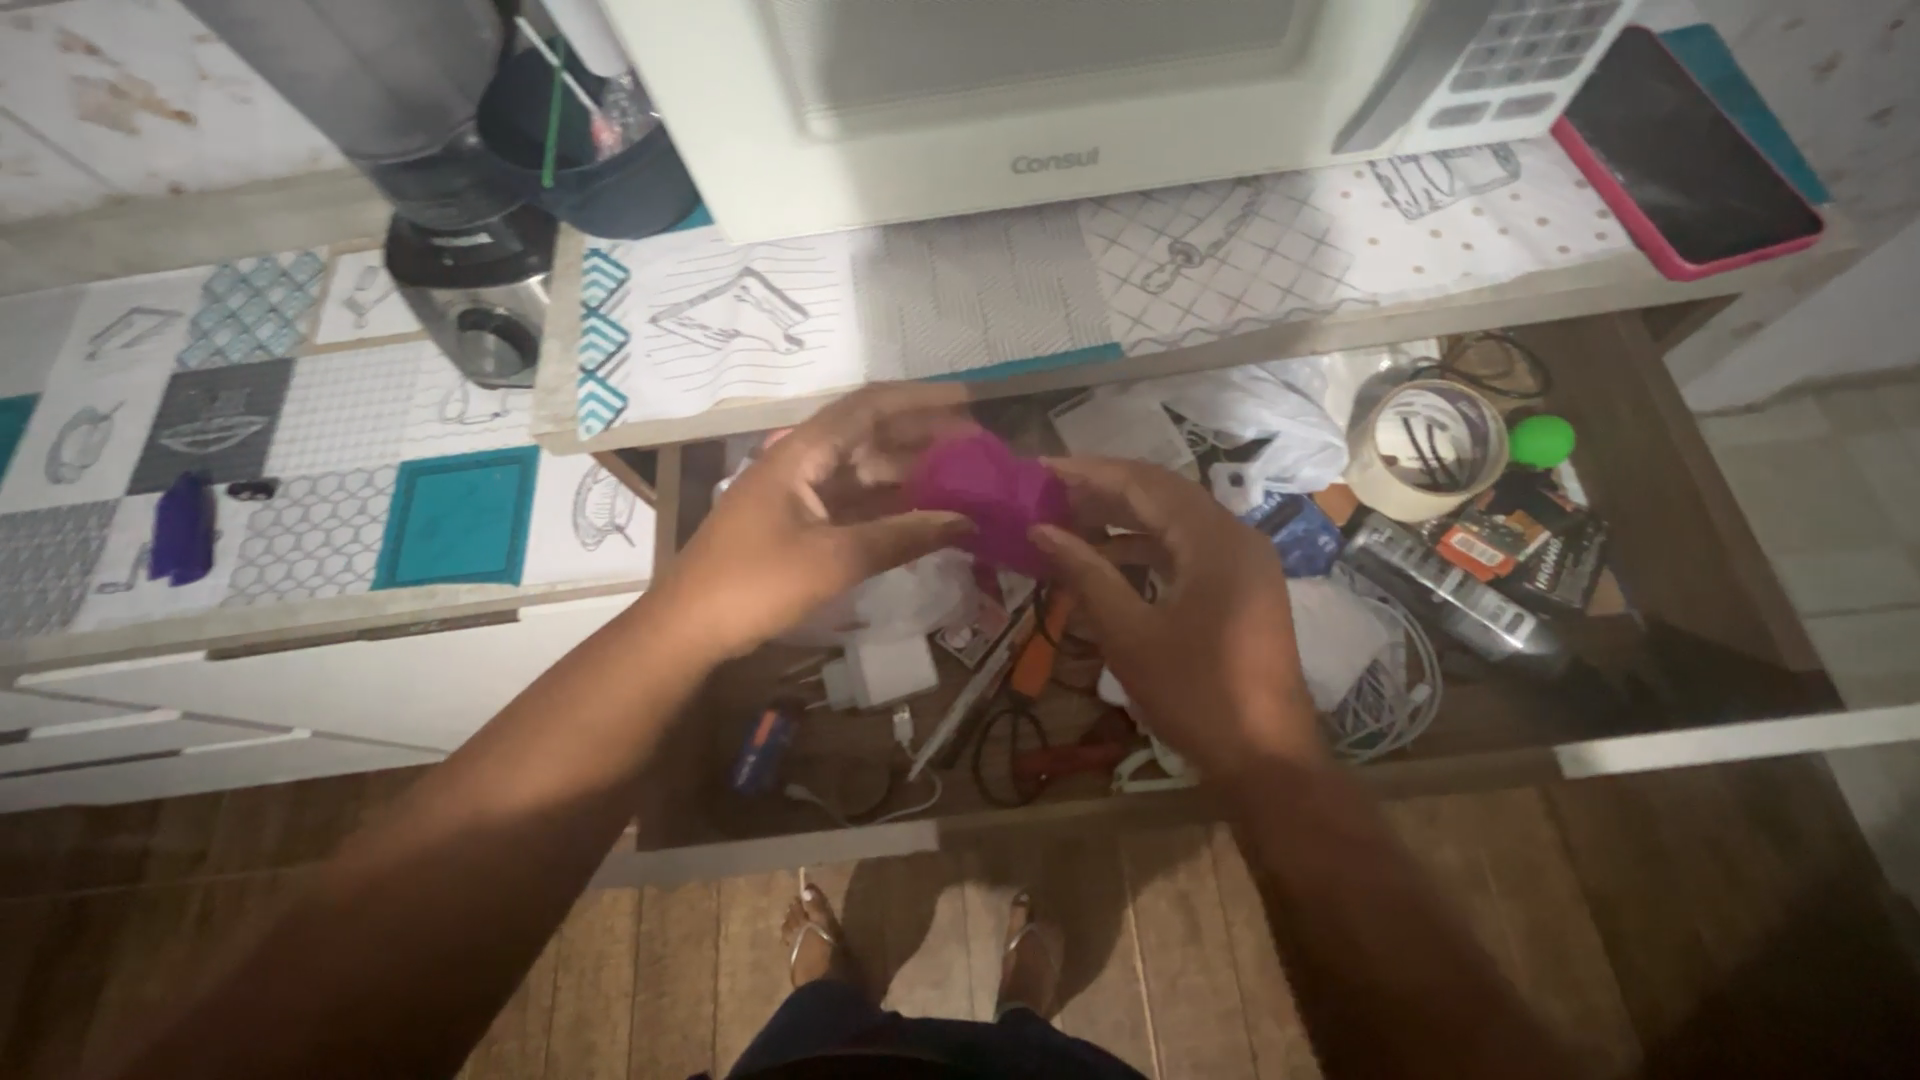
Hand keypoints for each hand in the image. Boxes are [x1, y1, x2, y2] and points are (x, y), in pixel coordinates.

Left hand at [653, 383, 976, 662]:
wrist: (688, 628)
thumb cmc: (755, 584)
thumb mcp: (834, 560)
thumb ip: (902, 537)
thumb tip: (966, 522)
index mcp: (802, 454)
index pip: (869, 407)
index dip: (921, 399)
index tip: (969, 400)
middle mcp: (802, 463)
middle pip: (871, 436)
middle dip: (924, 439)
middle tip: (978, 450)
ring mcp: (799, 495)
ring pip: (865, 472)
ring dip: (910, 475)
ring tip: (963, 482)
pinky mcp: (799, 525)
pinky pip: (854, 504)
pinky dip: (889, 508)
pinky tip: (925, 516)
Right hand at [1029, 457, 1325, 778]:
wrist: (1266, 759)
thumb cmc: (1195, 696)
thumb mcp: (1129, 634)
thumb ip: (1085, 574)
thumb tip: (1040, 530)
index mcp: (1215, 540)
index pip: (1143, 483)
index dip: (1087, 473)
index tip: (1038, 470)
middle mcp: (1237, 537)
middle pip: (1162, 494)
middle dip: (1102, 491)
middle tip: (1046, 492)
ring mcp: (1244, 562)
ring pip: (1175, 520)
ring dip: (1122, 519)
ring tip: (1067, 522)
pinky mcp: (1242, 587)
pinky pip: (1188, 549)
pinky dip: (1146, 548)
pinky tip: (1108, 558)